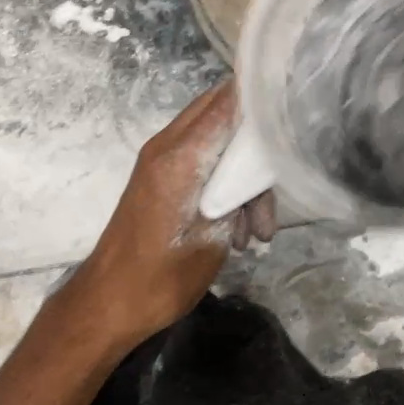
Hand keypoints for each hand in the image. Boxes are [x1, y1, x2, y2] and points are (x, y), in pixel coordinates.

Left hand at [68, 81, 276, 344]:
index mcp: (180, 155)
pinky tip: (240, 235)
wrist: (110, 306)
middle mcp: (167, 146)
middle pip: (221, 113)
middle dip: (255, 141)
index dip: (262, 98)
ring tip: (258, 232)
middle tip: (280, 177)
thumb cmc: (164, 276)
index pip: (227, 100)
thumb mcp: (214, 232)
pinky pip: (201, 165)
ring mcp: (160, 162)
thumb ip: (236, 182)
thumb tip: (260, 146)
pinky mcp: (161, 180)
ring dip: (242, 178)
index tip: (293, 110)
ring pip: (216, 144)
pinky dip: (223, 189)